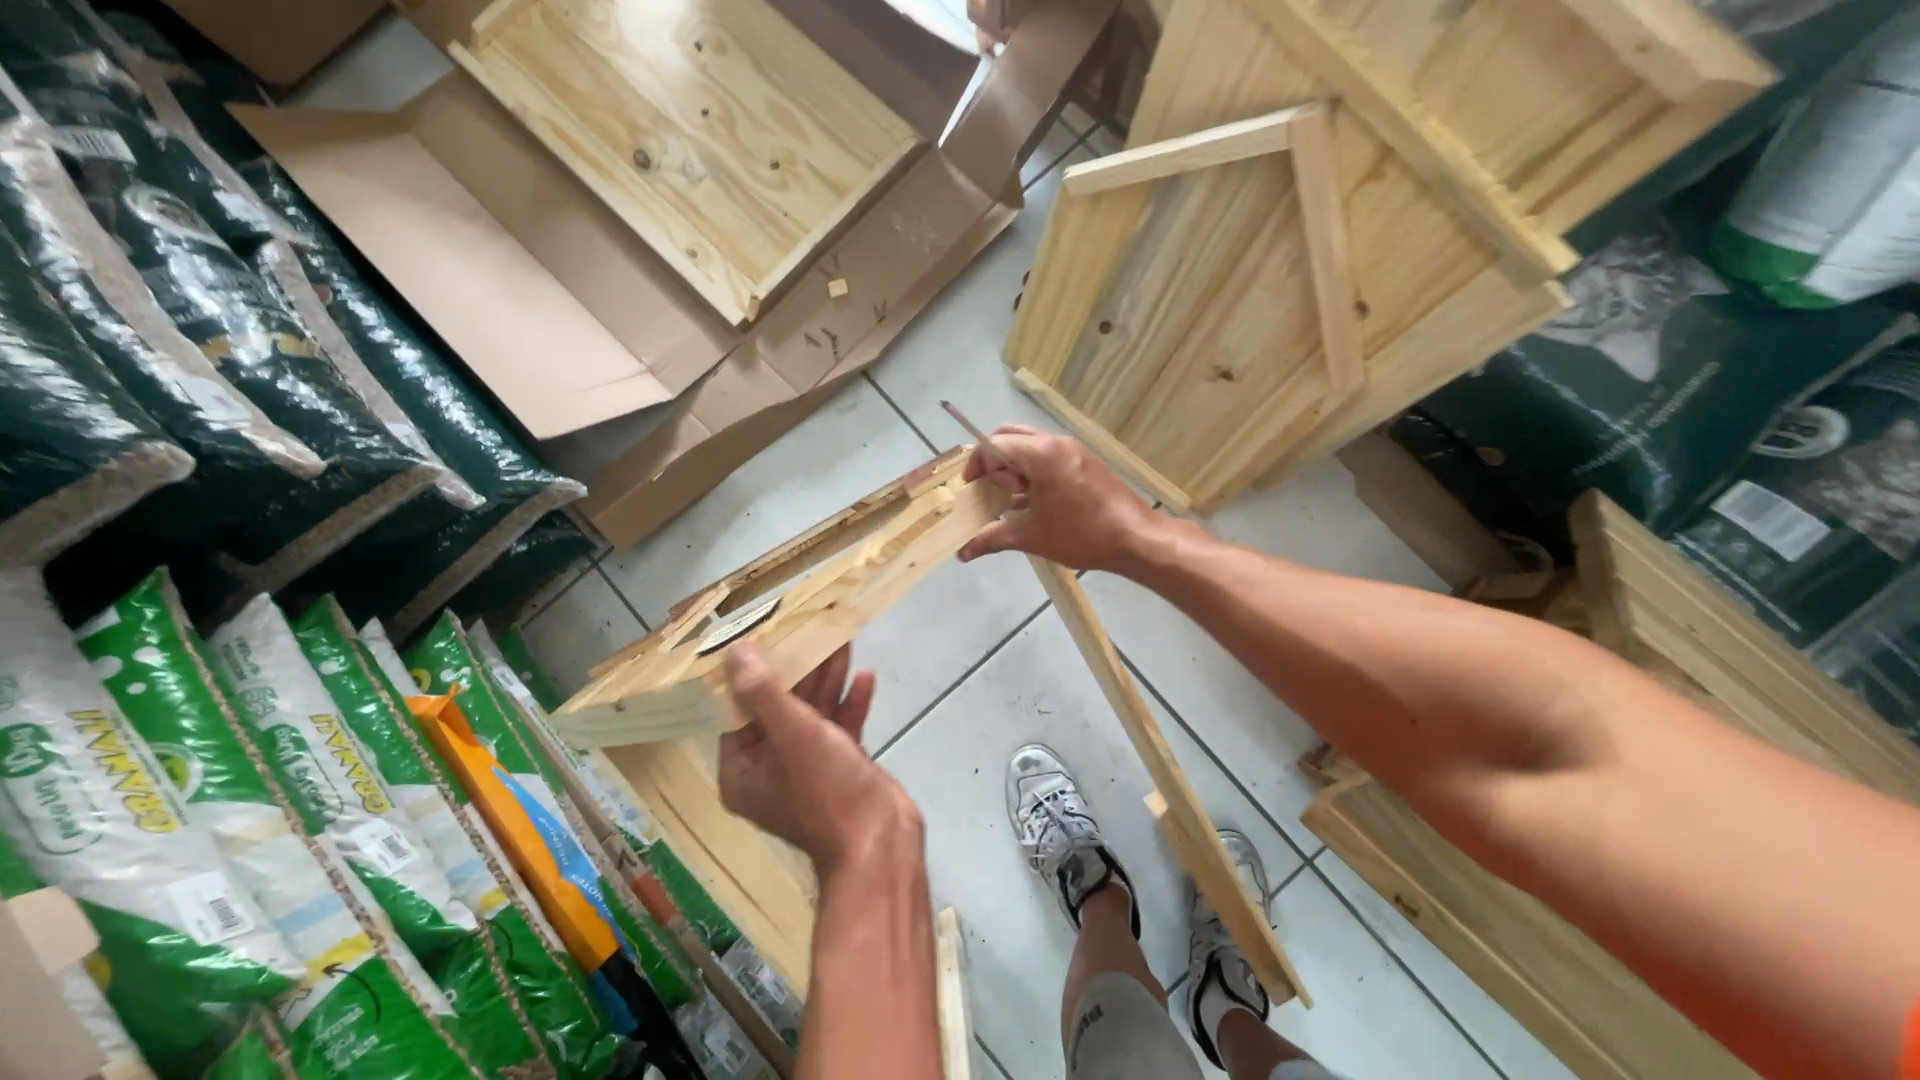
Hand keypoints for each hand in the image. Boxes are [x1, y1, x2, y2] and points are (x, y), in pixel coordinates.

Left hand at [718, 642, 916, 873]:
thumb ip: (764, 691)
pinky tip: (867, 676)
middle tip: (811, 628)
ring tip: (843, 639)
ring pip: (814, 714)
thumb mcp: (793, 735)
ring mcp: (808, 770)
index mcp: (743, 771)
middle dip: (800, 670)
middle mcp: (770, 770)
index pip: (737, 711)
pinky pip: (840, 728)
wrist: (882, 842)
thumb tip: (736, 651)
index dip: (750, 672)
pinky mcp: (841, 769)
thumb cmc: (828, 791)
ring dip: (829, 680)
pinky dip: (851, 703)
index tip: (763, 634)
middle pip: (779, 707)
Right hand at [957, 425, 1160, 572]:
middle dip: (993, 460)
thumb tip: (963, 552)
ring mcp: (1073, 450)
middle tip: (991, 490)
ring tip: (1012, 499)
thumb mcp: (1031, 537)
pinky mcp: (1085, 462)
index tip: (974, 491)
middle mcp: (1056, 443)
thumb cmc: (1081, 535)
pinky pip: (1048, 455)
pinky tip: (1034, 501)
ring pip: (1030, 445)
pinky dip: (1032, 469)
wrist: (1136, 538)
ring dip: (1013, 465)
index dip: (977, 466)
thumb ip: (993, 538)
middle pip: (1010, 436)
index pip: (994, 445)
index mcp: (1041, 454)